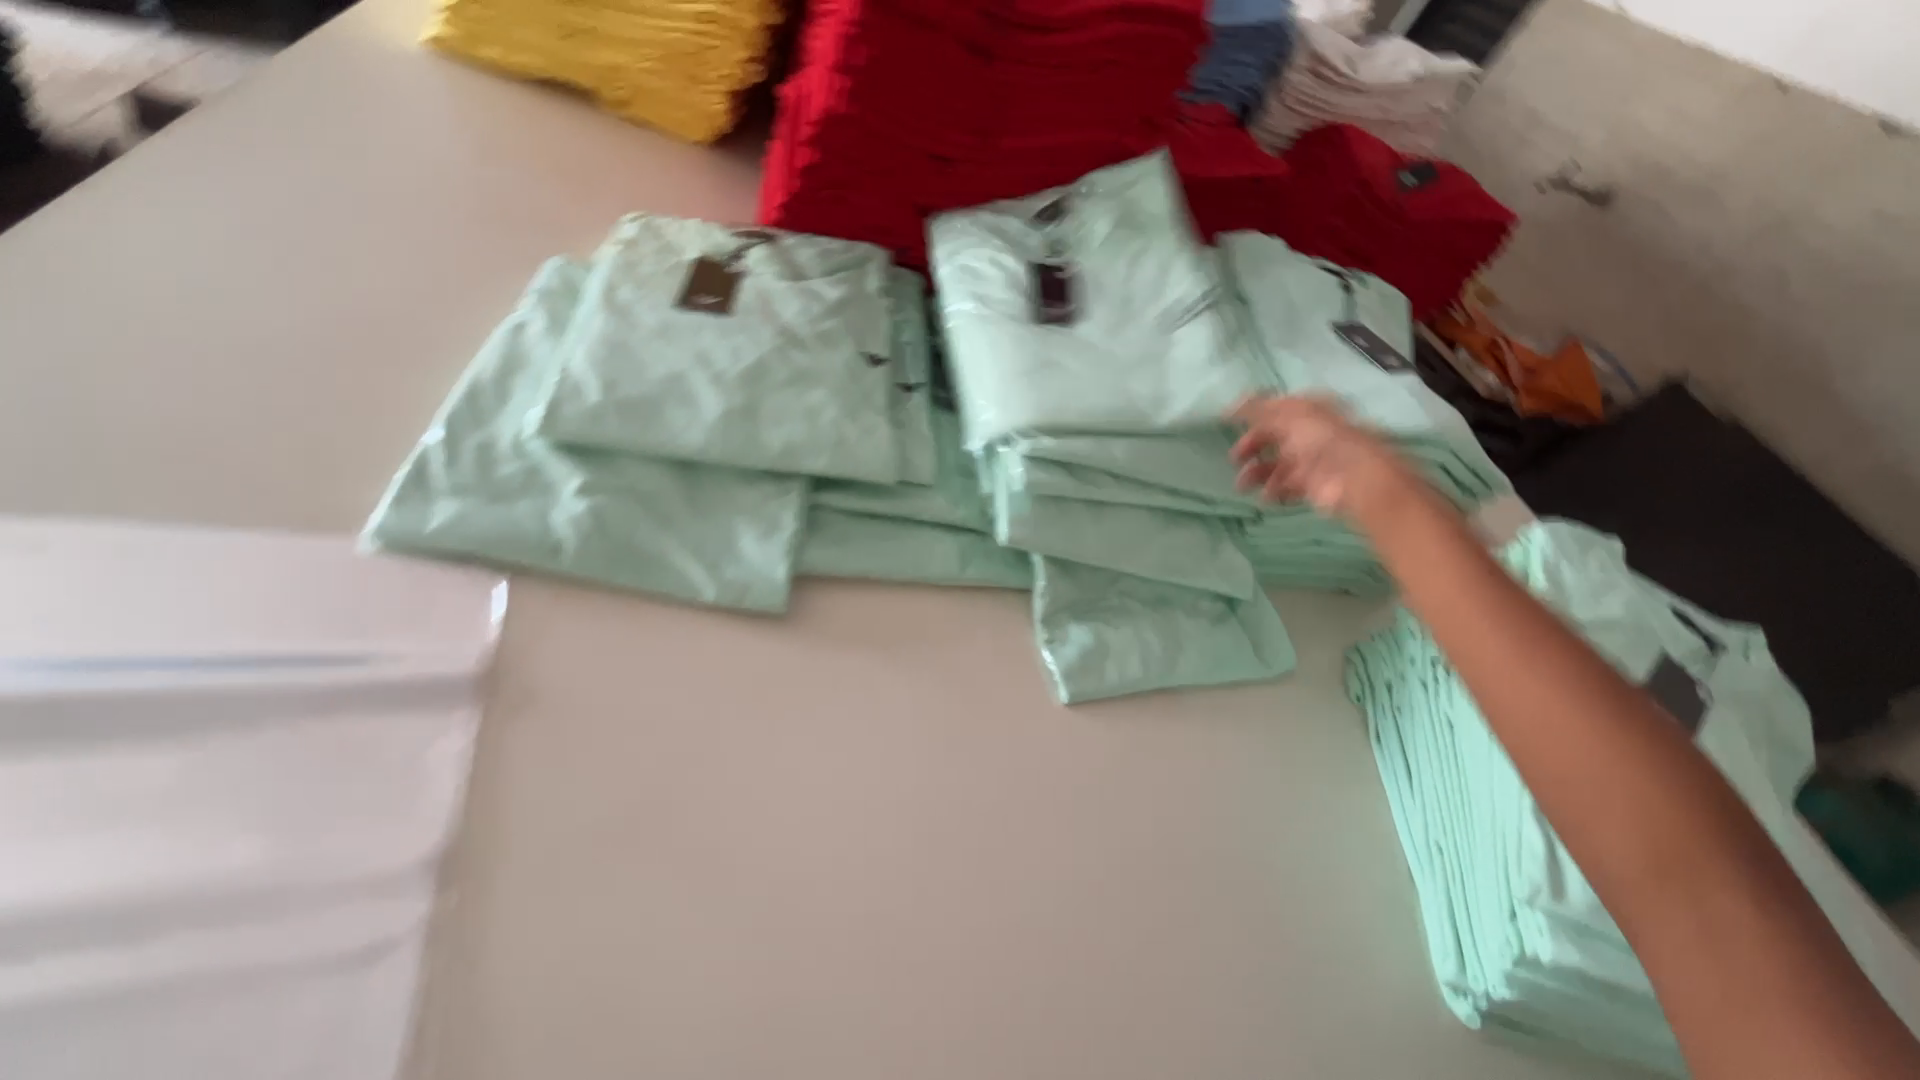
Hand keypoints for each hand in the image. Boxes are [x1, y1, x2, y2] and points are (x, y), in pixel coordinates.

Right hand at [1228, 395, 1423, 527]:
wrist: (1353, 476)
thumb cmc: (1321, 439)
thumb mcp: (1288, 415)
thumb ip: (1256, 409)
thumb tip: (1230, 406)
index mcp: (1307, 411)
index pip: (1275, 410)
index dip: (1253, 417)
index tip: (1230, 425)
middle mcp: (1310, 433)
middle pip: (1274, 438)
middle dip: (1252, 448)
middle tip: (1234, 459)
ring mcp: (1312, 460)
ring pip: (1277, 465)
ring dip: (1257, 473)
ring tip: (1243, 485)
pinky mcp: (1313, 485)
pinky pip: (1287, 486)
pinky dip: (1274, 490)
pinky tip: (1266, 496)